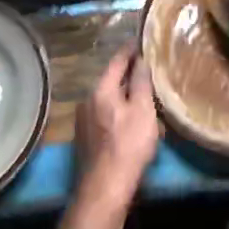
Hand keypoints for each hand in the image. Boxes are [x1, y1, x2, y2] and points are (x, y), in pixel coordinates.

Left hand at [76, 46, 161, 209]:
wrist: (105, 187)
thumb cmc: (128, 145)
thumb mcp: (142, 110)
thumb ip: (140, 83)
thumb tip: (140, 60)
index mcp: (100, 90)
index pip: (116, 61)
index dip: (129, 50)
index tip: (139, 41)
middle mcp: (86, 99)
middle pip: (110, 80)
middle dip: (127, 74)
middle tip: (145, 68)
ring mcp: (82, 119)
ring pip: (106, 99)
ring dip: (122, 95)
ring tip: (141, 95)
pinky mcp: (84, 137)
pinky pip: (103, 114)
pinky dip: (117, 111)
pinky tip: (129, 120)